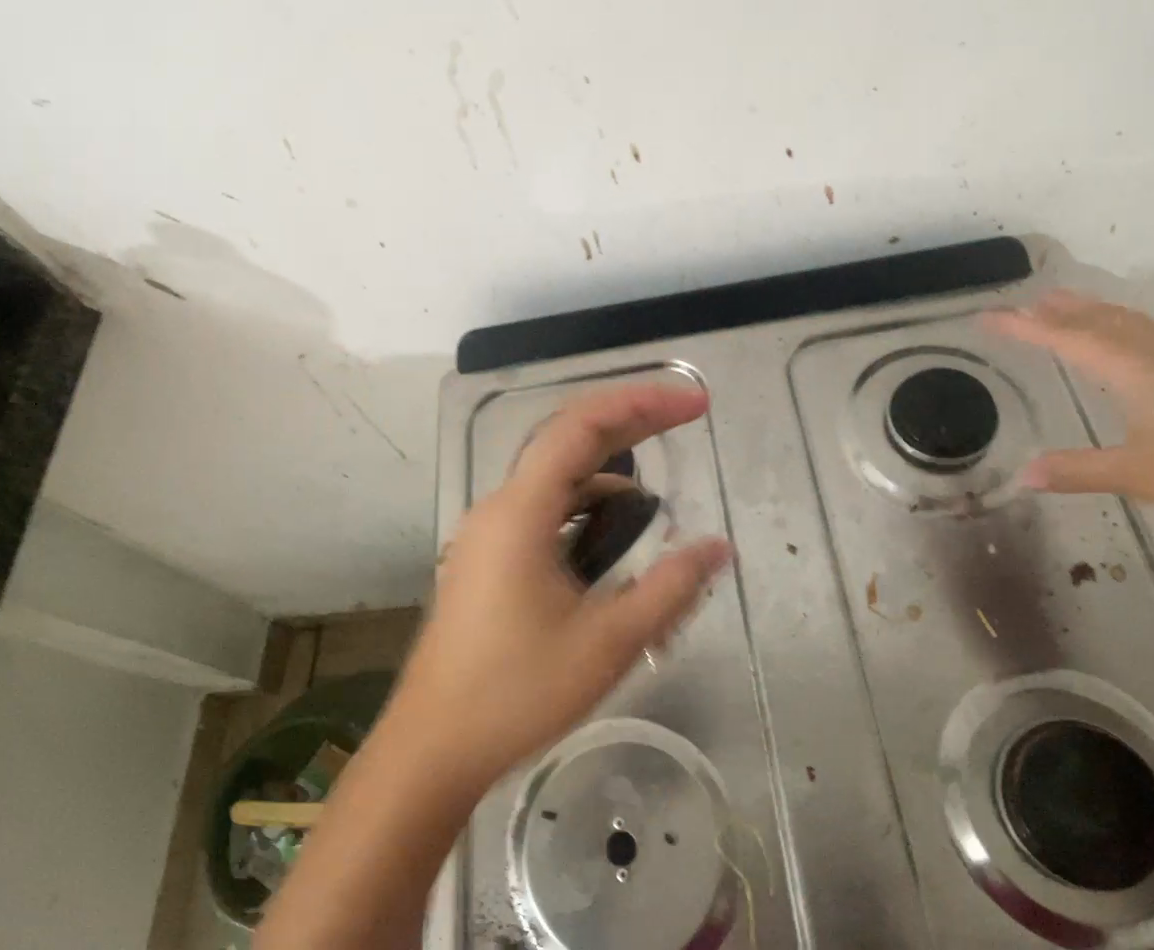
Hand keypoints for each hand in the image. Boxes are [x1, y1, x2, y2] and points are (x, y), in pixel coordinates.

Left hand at [385, 384, 731, 789]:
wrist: (434, 748)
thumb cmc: (517, 694)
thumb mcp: (608, 643)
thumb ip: (670, 589)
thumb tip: (719, 547)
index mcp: (520, 513)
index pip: (582, 427)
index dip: (642, 404)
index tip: (696, 405)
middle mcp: (498, 511)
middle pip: (567, 443)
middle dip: (630, 424)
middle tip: (689, 418)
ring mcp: (486, 537)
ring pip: (553, 481)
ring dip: (607, 474)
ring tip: (657, 497)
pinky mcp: (486, 564)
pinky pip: (541, 514)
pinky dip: (583, 511)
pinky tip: (612, 542)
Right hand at [982, 290, 1153, 521]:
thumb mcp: (1142, 474)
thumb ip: (1080, 471)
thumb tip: (1023, 475)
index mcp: (1130, 368)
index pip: (1063, 338)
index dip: (1021, 328)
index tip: (985, 316)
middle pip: (1097, 318)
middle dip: (1056, 310)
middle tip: (1023, 303)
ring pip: (1127, 320)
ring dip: (1089, 311)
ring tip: (1065, 307)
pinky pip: (1150, 331)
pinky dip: (1120, 324)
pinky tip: (1129, 342)